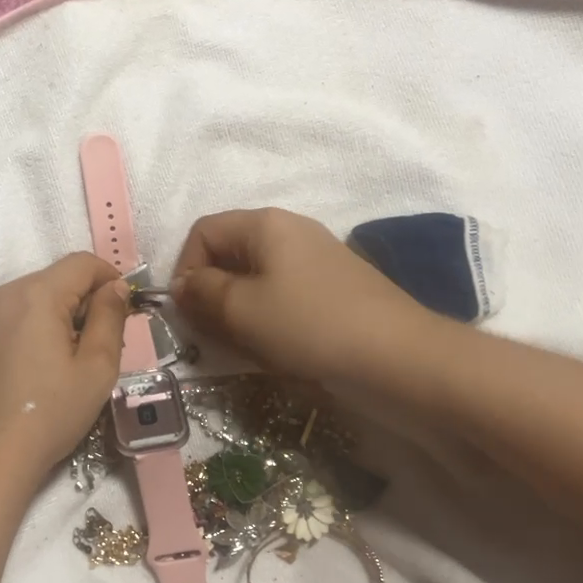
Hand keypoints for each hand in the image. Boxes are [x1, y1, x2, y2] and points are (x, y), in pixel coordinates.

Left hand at [0, 253, 130, 496]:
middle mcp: (5, 293)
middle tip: (105, 343)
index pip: (82, 262)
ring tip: (76, 361)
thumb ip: (110, 319)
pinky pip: (18, 316)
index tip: (127, 311)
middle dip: (87, 299)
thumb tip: (115, 288)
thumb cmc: (47, 415)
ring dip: (64, 315)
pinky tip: (45, 370)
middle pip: (58, 277)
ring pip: (38, 296)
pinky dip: (40, 328)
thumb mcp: (95, 369)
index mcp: (36, 293)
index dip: (111, 278)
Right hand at [172, 208, 428, 382]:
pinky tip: (281, 351)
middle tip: (215, 335)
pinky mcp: (336, 290)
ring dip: (242, 312)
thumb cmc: (310, 325)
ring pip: (257, 279)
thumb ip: (202, 293)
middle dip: (214, 294)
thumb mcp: (241, 310)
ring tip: (248, 347)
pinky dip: (272, 320)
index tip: (187, 312)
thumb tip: (181, 285)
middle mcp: (291, 231)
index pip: (203, 231)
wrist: (400, 360)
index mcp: (264, 223)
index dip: (185, 268)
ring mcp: (317, 260)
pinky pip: (286, 296)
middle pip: (231, 254)